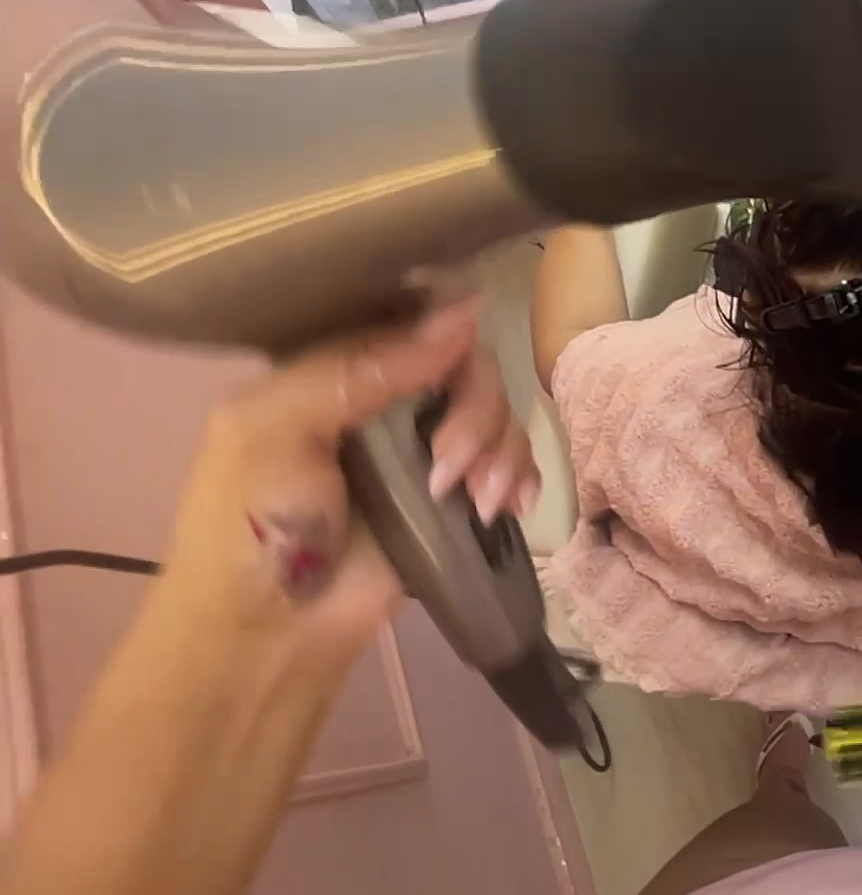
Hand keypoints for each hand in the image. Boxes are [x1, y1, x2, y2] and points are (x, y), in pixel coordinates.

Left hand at [163, 298, 540, 663]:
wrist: (273, 632)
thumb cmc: (253, 526)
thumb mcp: (275, 430)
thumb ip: (361, 368)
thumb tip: (468, 313)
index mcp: (339, 373)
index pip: (419, 327)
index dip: (451, 344)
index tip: (460, 375)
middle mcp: (392, 401)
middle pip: (473, 372)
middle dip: (478, 418)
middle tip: (453, 471)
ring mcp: (431, 447)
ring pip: (503, 416)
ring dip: (502, 456)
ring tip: (480, 503)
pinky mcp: (462, 489)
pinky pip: (518, 460)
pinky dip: (523, 478)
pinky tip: (512, 506)